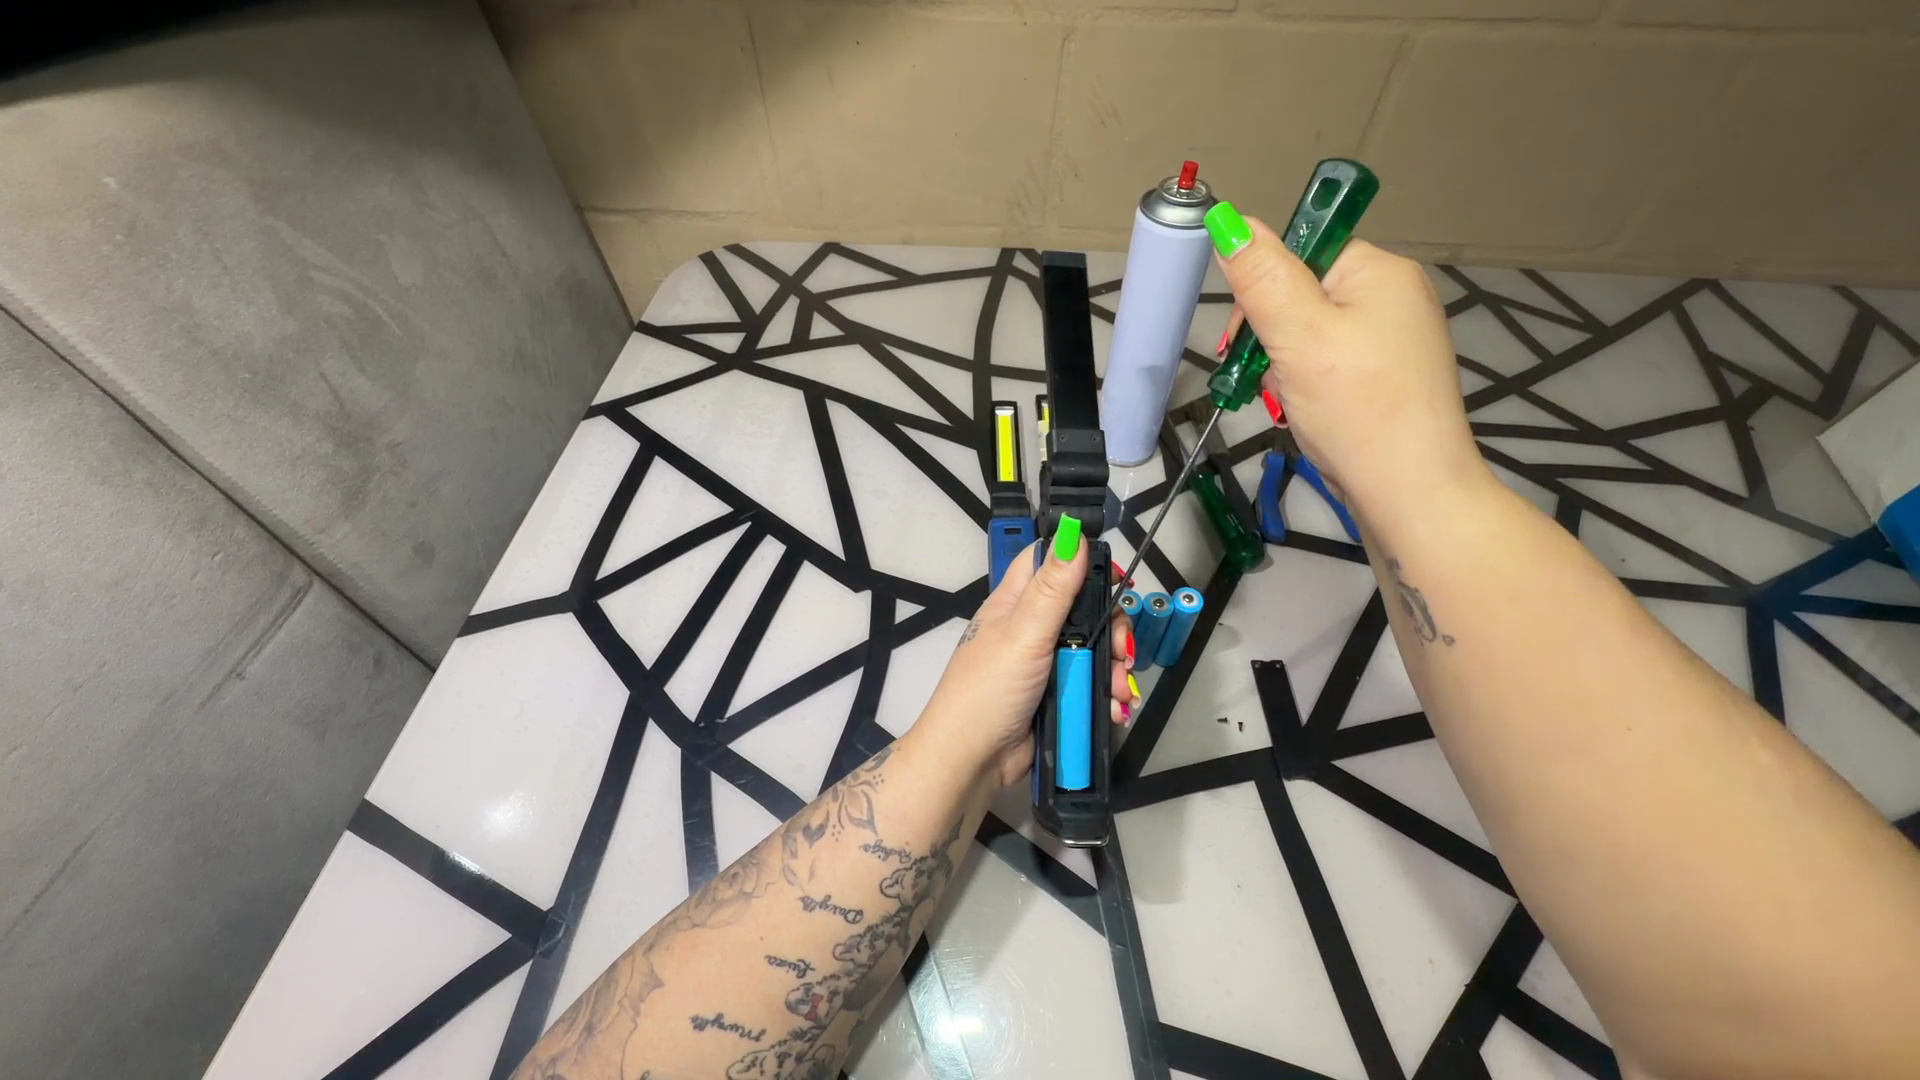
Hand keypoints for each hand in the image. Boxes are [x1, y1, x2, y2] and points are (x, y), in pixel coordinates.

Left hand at [918, 534, 1134, 788]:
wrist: (972, 760)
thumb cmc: (989, 688)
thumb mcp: (1024, 632)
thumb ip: (1053, 587)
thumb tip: (1074, 533)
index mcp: (1015, 602)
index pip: (1051, 562)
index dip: (1083, 560)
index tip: (1117, 577)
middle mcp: (1031, 628)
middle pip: (1085, 609)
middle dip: (1111, 628)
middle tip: (1121, 650)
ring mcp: (1045, 663)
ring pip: (1094, 649)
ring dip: (1114, 667)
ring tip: (1121, 689)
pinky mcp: (1056, 696)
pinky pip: (1091, 684)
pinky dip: (1107, 694)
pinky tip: (1116, 708)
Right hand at [1211, 210, 1485, 523]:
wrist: (1410, 494)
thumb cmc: (1356, 408)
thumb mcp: (1298, 336)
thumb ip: (1261, 277)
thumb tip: (1227, 219)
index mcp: (1380, 273)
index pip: (1302, 254)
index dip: (1263, 293)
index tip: (1244, 340)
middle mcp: (1394, 298)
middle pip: (1303, 297)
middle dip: (1271, 341)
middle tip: (1266, 381)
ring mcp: (1394, 342)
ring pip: (1310, 337)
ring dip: (1283, 369)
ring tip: (1289, 404)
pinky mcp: (1388, 380)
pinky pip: (1329, 367)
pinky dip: (1306, 388)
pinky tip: (1307, 415)